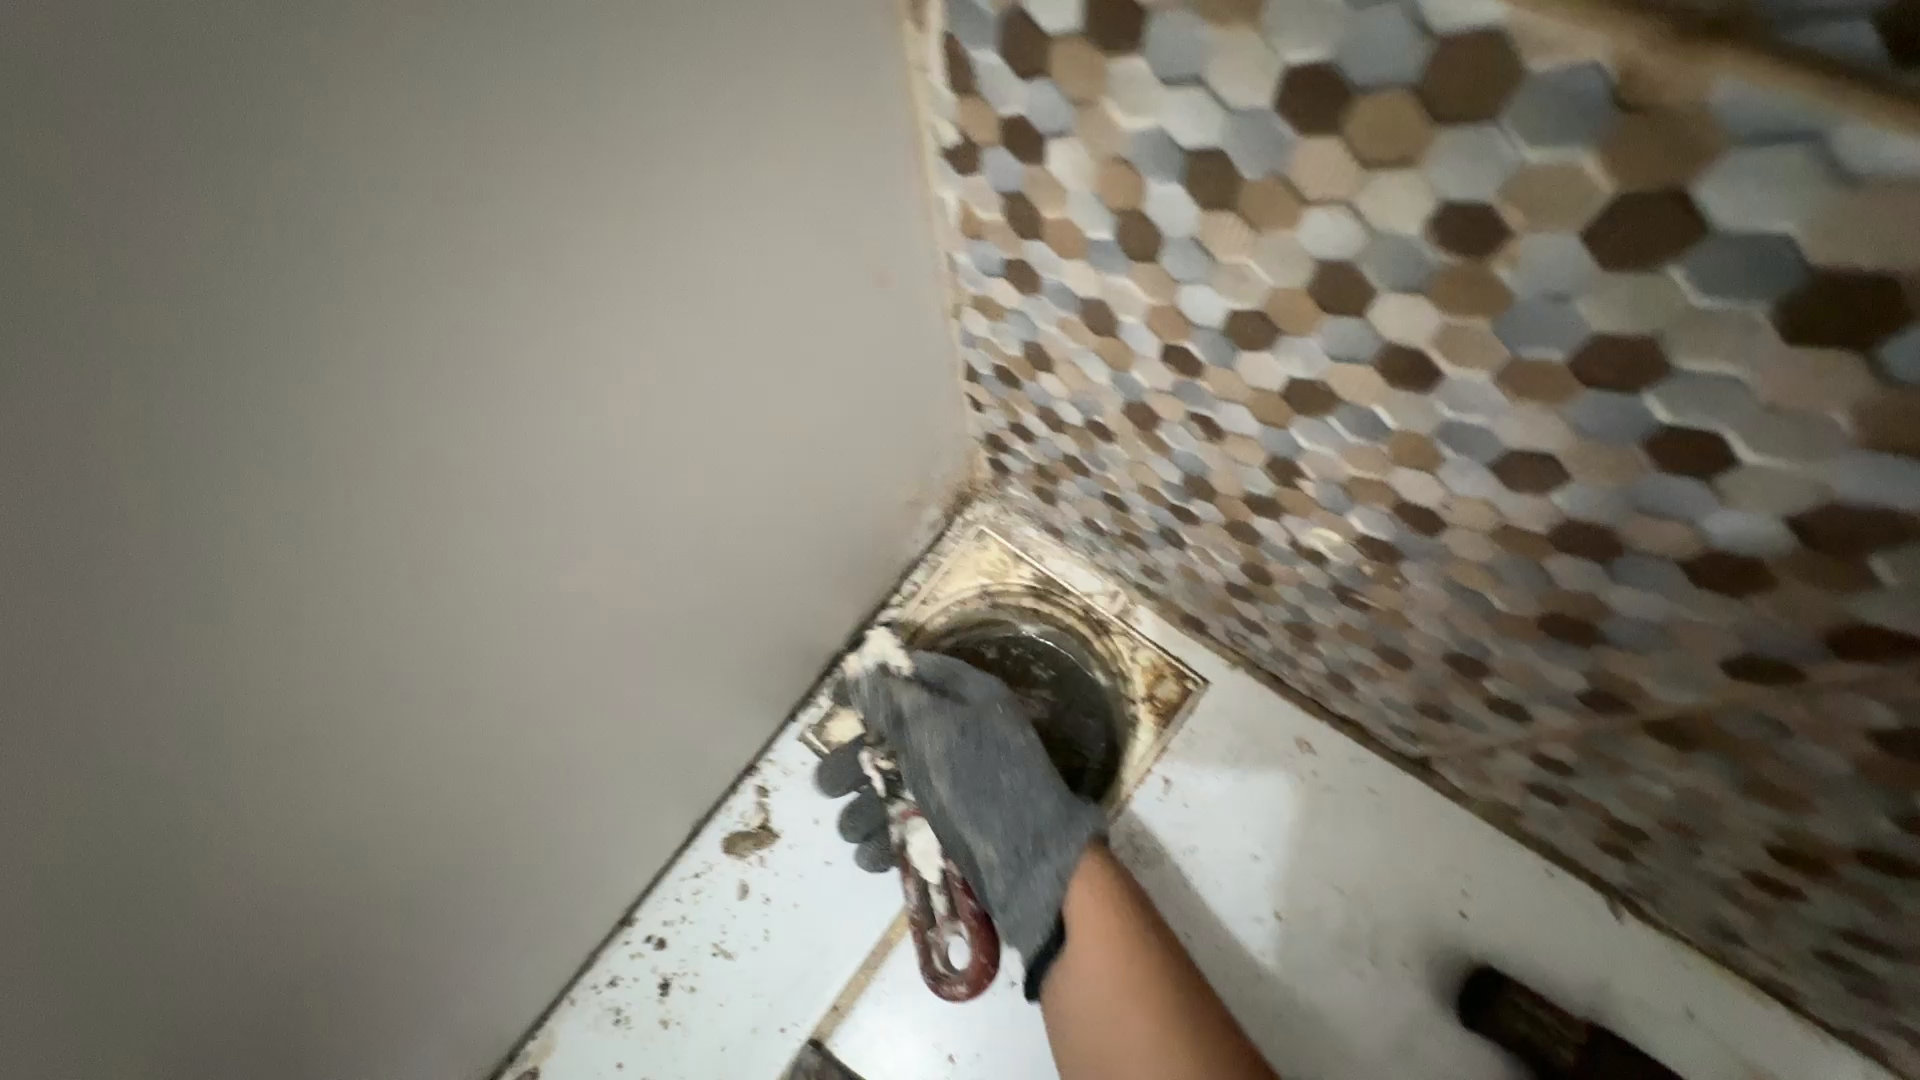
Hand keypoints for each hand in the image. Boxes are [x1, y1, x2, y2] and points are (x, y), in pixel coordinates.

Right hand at [816, 646, 1104, 985]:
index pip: (916, 674)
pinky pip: (909, 822)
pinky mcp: (953, 824)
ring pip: (896, 784)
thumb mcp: (935, 732)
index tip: (836, 702)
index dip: (876, 683)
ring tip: (850, 829)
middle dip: (858, 762)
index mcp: (968, 699)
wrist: (1032, 864)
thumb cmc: (982, 784)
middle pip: (896, 735)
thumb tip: (860, 670)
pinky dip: (886, 838)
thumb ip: (895, 703)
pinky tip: (869, 853)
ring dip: (865, 806)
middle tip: (827, 786)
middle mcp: (962, 733)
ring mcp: (957, 782)